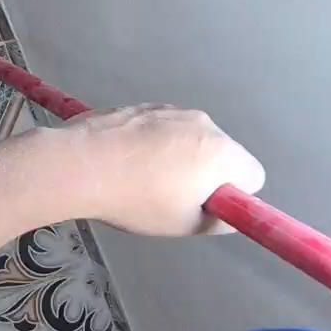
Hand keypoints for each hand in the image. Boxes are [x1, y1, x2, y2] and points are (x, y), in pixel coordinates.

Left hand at [37, 104, 264, 235]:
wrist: (77, 163)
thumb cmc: (135, 199)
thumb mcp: (185, 224)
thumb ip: (219, 220)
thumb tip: (224, 212)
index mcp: (222, 150)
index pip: (253, 176)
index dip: (232, 197)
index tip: (201, 206)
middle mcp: (201, 122)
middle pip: (220, 153)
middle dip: (203, 174)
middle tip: (166, 196)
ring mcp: (166, 109)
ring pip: (186, 139)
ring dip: (174, 157)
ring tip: (137, 178)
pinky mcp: (137, 106)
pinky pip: (157, 129)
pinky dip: (148, 143)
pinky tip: (121, 160)